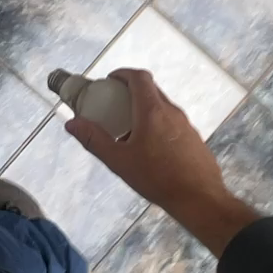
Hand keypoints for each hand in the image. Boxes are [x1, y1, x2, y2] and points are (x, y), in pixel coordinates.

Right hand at [65, 69, 259, 255]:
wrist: (200, 199)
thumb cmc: (157, 178)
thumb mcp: (118, 161)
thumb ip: (94, 140)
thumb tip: (72, 124)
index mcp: (152, 111)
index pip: (139, 77)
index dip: (122, 74)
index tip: (109, 81)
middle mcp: (171, 112)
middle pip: (150, 89)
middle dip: (129, 91)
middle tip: (112, 105)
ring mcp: (186, 124)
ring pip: (162, 106)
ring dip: (143, 109)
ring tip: (128, 130)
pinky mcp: (194, 138)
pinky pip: (171, 122)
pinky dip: (157, 124)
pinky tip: (149, 148)